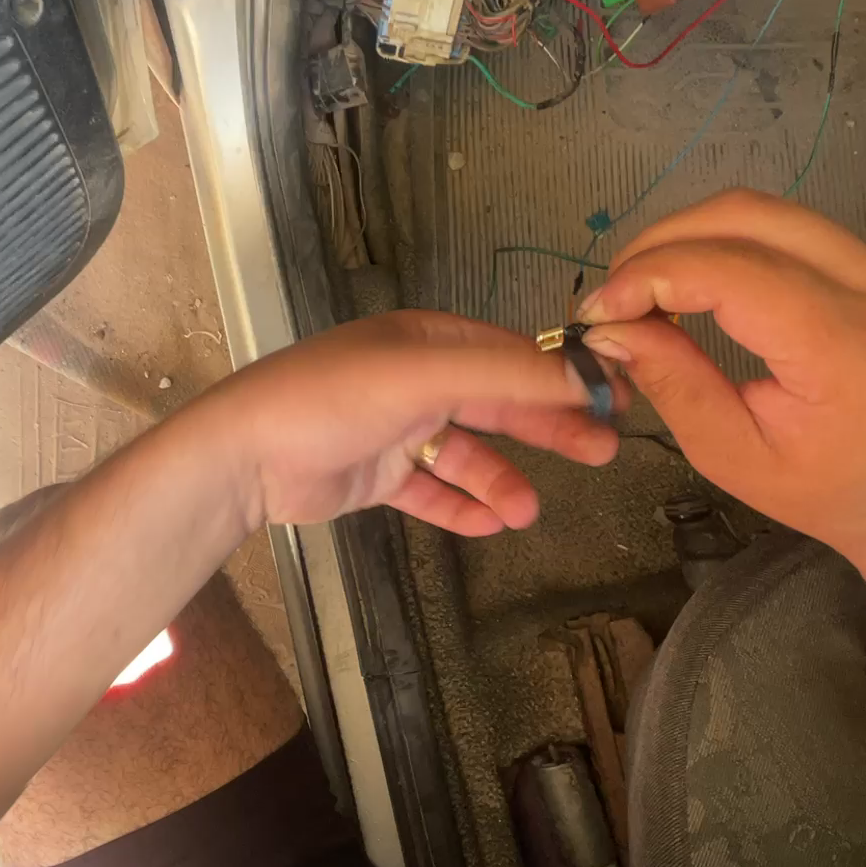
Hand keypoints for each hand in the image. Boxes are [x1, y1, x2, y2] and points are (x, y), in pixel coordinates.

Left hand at [185, 309, 621, 535]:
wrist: (248, 455)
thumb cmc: (336, 398)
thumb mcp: (425, 374)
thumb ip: (506, 376)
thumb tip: (586, 376)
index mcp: (428, 341)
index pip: (512, 355)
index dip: (565, 377)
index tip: (617, 402)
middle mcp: (416, 380)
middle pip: (497, 403)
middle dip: (547, 428)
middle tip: (603, 453)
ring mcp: (396, 430)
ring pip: (464, 454)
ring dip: (499, 480)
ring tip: (528, 512)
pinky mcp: (376, 475)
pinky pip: (430, 492)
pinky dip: (458, 507)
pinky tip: (489, 525)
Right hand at [576, 189, 865, 568]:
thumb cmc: (822, 492)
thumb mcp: (730, 454)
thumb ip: (673, 384)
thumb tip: (609, 330)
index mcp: (846, 349)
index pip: (732, 272)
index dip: (650, 278)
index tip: (596, 313)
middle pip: (746, 217)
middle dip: (658, 245)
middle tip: (612, 295)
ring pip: (763, 212)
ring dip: (685, 238)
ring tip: (640, 289)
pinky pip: (783, 229)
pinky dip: (718, 244)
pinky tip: (687, 284)